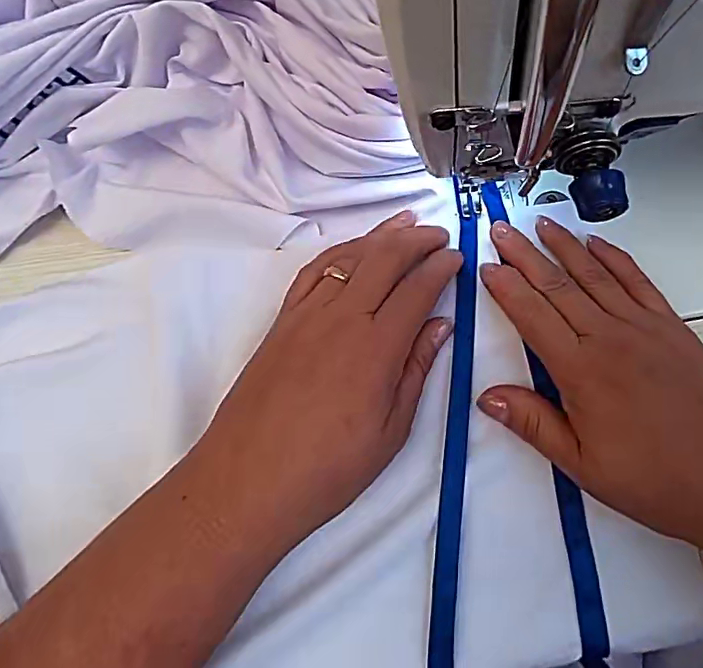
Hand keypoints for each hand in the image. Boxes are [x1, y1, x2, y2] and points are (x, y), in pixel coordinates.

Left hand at [179, 211, 462, 550]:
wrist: (247, 481)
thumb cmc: (325, 469)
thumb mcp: (390, 432)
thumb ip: (416, 370)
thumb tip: (440, 327)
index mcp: (376, 349)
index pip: (417, 290)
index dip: (440, 268)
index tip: (456, 259)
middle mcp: (342, 319)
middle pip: (385, 259)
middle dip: (417, 240)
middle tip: (438, 235)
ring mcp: (308, 314)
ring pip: (351, 256)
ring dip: (381, 235)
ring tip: (405, 222)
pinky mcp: (283, 319)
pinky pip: (315, 270)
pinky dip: (340, 250)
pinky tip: (354, 248)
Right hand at [477, 217, 702, 549]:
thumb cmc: (663, 480)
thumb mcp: (585, 466)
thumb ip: (534, 424)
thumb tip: (490, 398)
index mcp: (583, 371)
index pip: (532, 314)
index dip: (505, 287)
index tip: (487, 268)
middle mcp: (610, 338)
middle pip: (556, 284)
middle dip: (524, 254)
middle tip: (503, 231)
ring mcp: (643, 327)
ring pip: (593, 274)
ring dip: (564, 245)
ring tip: (541, 224)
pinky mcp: (671, 326)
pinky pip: (636, 280)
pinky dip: (614, 257)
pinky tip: (598, 244)